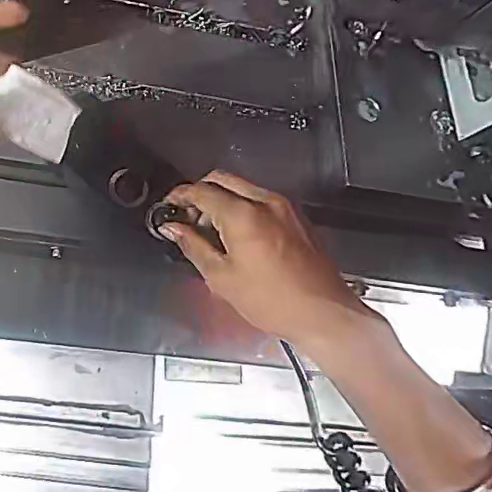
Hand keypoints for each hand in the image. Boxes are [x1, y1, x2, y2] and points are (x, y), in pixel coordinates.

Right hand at [162, 171, 382, 349]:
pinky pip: (263, 201)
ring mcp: (285, 208)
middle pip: (222, 179)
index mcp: (243, 214)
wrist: (322, 313)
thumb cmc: (275, 302)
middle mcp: (266, 202)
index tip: (169, 206)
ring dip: (223, 200)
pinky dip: (244, 208)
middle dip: (200, 193)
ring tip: (213, 232)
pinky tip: (239, 236)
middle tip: (187, 218)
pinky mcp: (297, 218)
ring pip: (244, 188)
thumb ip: (194, 246)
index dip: (179, 197)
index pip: (201, 191)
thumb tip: (175, 229)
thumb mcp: (222, 278)